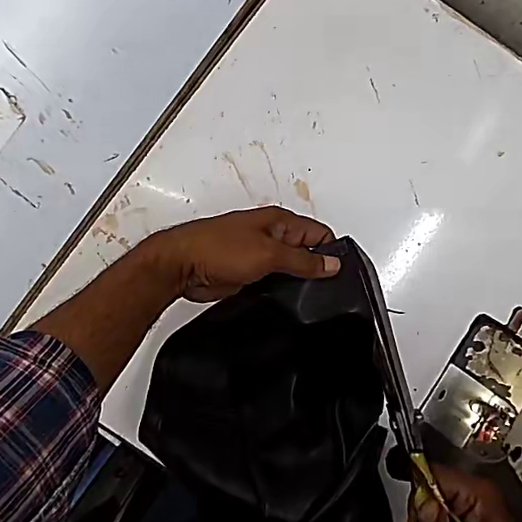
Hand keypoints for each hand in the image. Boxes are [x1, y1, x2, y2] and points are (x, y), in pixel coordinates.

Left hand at [133, 206, 339, 301]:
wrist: (181, 265)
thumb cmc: (215, 248)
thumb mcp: (269, 254)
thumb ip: (303, 260)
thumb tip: (331, 263)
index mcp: (279, 221)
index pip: (319, 234)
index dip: (331, 251)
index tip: (341, 270)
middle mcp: (270, 235)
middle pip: (306, 250)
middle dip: (317, 266)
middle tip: (328, 285)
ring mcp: (258, 254)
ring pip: (289, 267)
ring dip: (297, 279)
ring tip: (310, 295)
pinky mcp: (247, 274)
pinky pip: (273, 281)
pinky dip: (280, 289)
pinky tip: (286, 299)